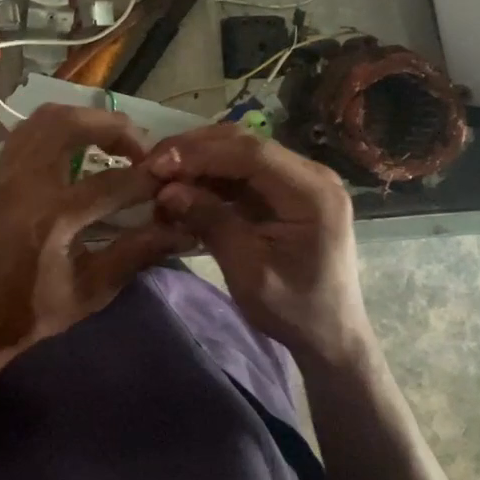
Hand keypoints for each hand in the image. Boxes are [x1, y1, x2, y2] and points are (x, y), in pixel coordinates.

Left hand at [0, 105, 190, 393]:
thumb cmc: (35, 309)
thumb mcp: (92, 289)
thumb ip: (136, 252)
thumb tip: (182, 228)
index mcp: (51, 218)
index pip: (111, 182)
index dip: (148, 179)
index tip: (171, 181)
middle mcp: (25, 183)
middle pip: (70, 125)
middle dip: (113, 128)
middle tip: (140, 149)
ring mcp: (5, 172)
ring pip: (45, 118)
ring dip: (85, 120)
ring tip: (113, 141)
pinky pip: (27, 130)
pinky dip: (58, 127)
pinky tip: (79, 145)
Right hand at [146, 125, 375, 368]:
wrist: (330, 335)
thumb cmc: (294, 310)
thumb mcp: (249, 272)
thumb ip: (212, 223)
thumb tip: (167, 190)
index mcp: (312, 193)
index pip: (250, 153)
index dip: (200, 153)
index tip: (157, 165)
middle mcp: (310, 174)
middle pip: (243, 143)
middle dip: (193, 150)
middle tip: (149, 167)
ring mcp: (297, 179)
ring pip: (237, 151)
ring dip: (196, 159)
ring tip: (159, 176)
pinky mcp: (282, 189)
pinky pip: (239, 169)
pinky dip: (207, 175)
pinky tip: (180, 186)